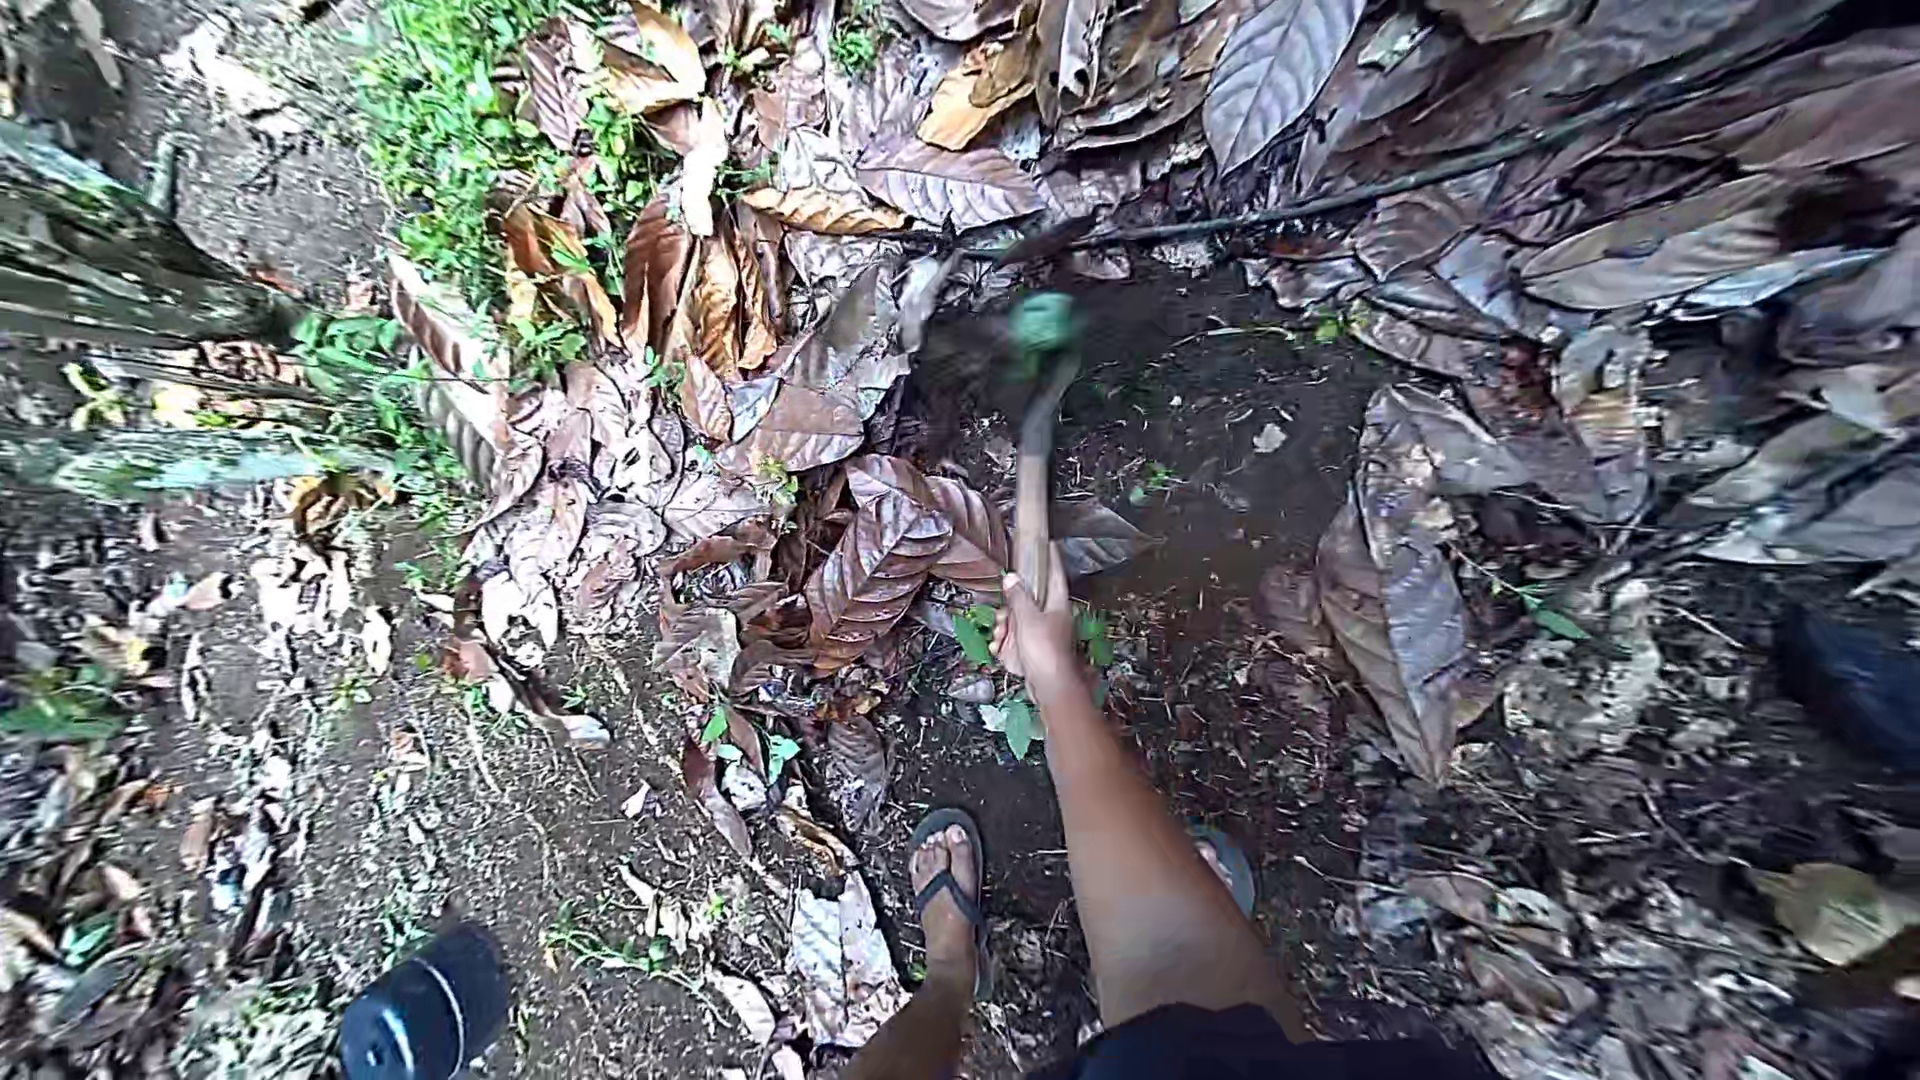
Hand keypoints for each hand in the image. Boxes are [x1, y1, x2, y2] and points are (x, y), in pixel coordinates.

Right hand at [992, 543, 1078, 701]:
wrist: (1048, 686)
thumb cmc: (1043, 649)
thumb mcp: (1027, 618)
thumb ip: (1018, 597)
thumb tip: (1012, 577)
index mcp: (1057, 605)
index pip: (1055, 575)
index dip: (1052, 559)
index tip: (1050, 544)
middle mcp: (1052, 617)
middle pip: (1028, 601)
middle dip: (1010, 608)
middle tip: (1002, 616)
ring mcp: (1043, 635)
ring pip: (1018, 621)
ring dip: (1004, 627)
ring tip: (1000, 636)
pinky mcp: (1034, 651)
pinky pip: (1015, 640)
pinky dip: (1006, 643)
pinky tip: (1000, 647)